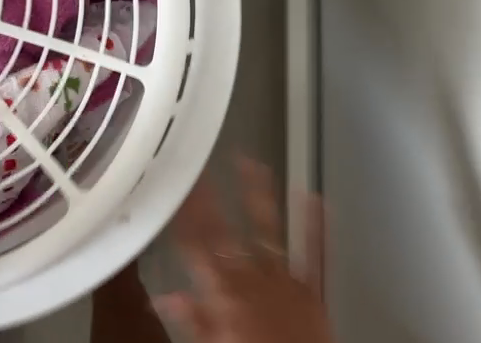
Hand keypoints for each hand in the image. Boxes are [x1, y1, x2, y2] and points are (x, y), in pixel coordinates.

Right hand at [157, 158, 332, 342]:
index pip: (195, 246)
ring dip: (259, 194)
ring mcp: (284, 281)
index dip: (185, 215)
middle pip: (224, 231)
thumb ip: (193, 318)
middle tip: (202, 168)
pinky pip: (315, 251)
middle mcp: (252, 281)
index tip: (180, 188)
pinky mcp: (312, 289)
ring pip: (267, 228)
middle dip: (210, 198)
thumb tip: (166, 298)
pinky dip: (315, 222)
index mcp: (223, 295)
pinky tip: (315, 195)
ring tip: (253, 163)